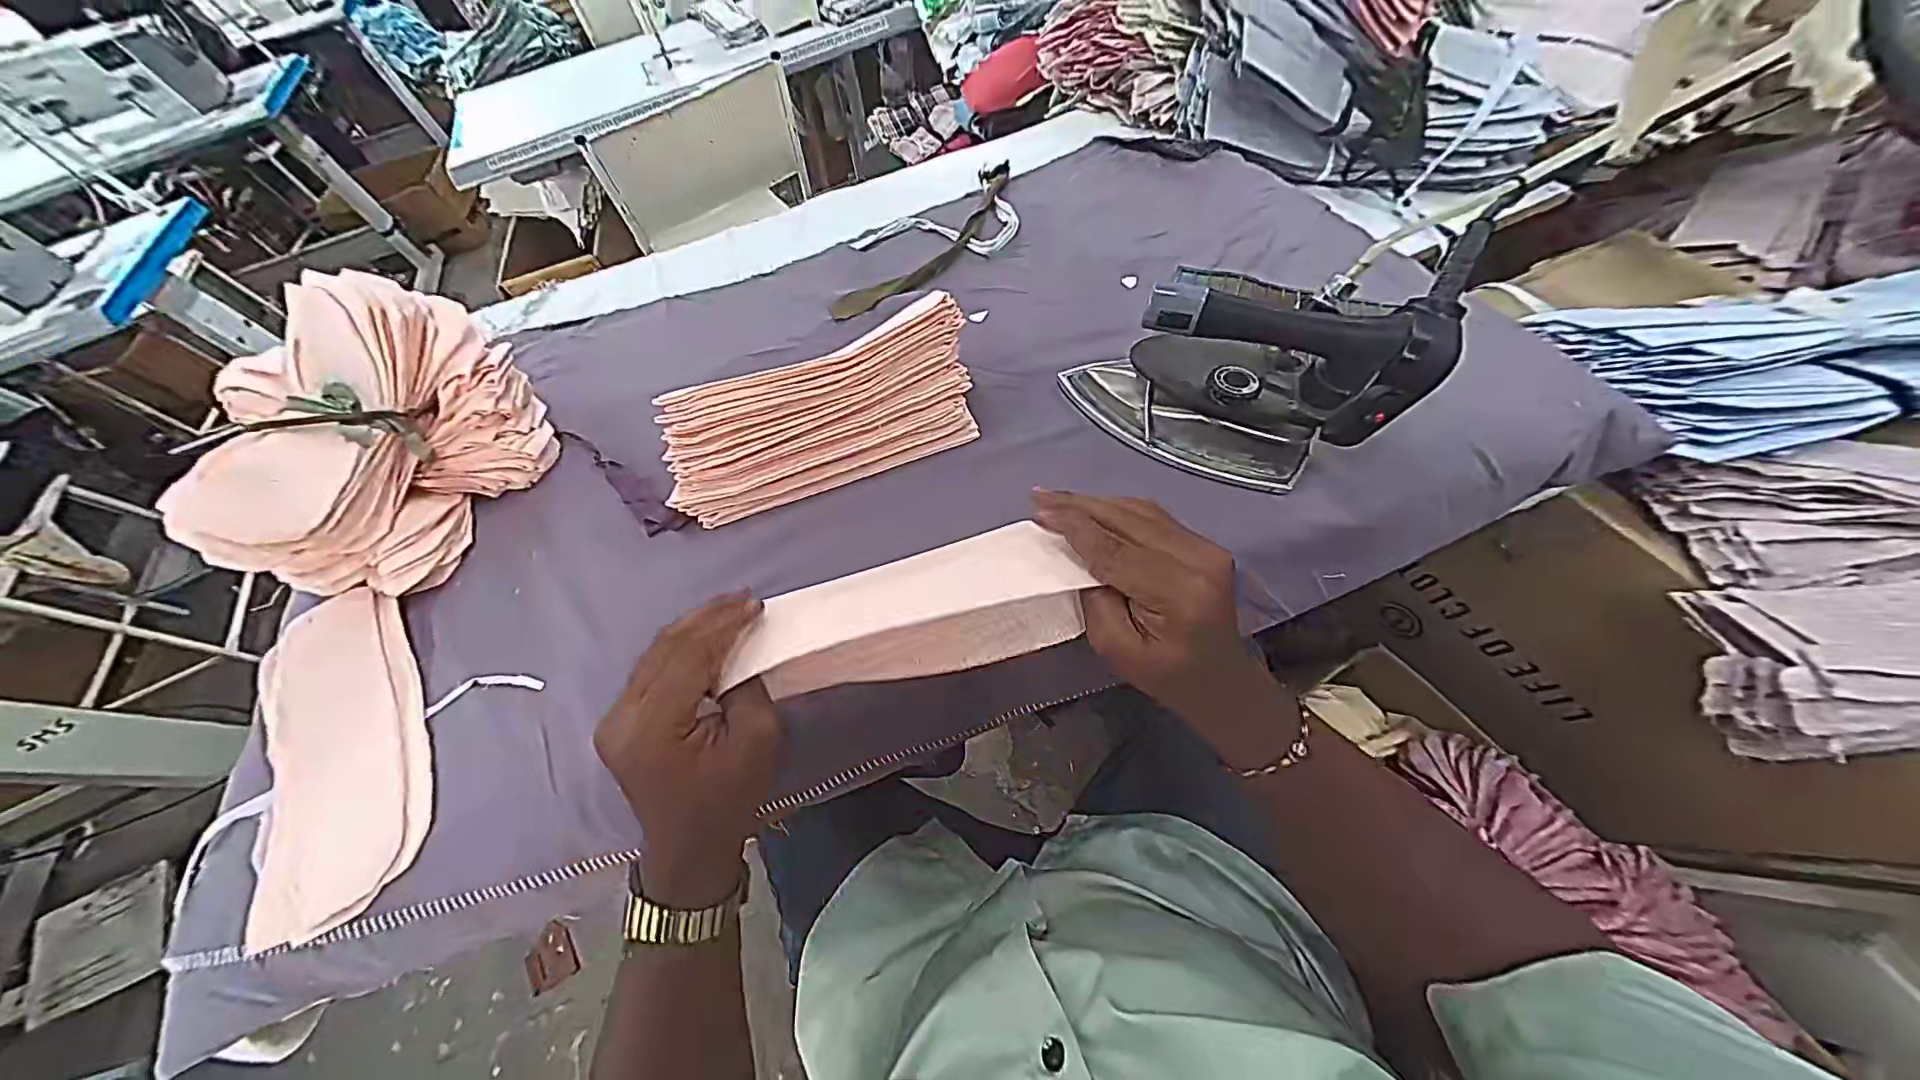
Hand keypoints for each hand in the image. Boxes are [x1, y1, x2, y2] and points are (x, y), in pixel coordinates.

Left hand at [594, 591, 783, 906]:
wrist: (691, 848)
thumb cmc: (729, 800)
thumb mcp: (757, 740)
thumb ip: (745, 687)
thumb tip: (737, 652)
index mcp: (652, 727)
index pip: (687, 657)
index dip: (723, 626)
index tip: (756, 606)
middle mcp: (622, 717)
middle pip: (665, 649)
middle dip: (707, 618)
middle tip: (744, 598)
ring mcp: (615, 719)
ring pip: (655, 654)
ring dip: (694, 628)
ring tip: (730, 608)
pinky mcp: (621, 721)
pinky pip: (653, 670)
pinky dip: (682, 648)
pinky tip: (707, 635)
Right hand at [1031, 490, 1296, 768]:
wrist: (1221, 680)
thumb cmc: (1167, 675)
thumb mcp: (1117, 650)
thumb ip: (1095, 601)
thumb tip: (1079, 558)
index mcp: (1179, 592)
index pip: (1115, 549)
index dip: (1075, 528)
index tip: (1041, 513)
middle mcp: (1198, 559)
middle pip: (1127, 520)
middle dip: (1079, 506)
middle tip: (1040, 496)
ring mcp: (1206, 547)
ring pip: (1140, 511)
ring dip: (1096, 503)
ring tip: (1058, 500)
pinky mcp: (1204, 543)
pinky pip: (1153, 516)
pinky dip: (1117, 509)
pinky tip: (1092, 508)